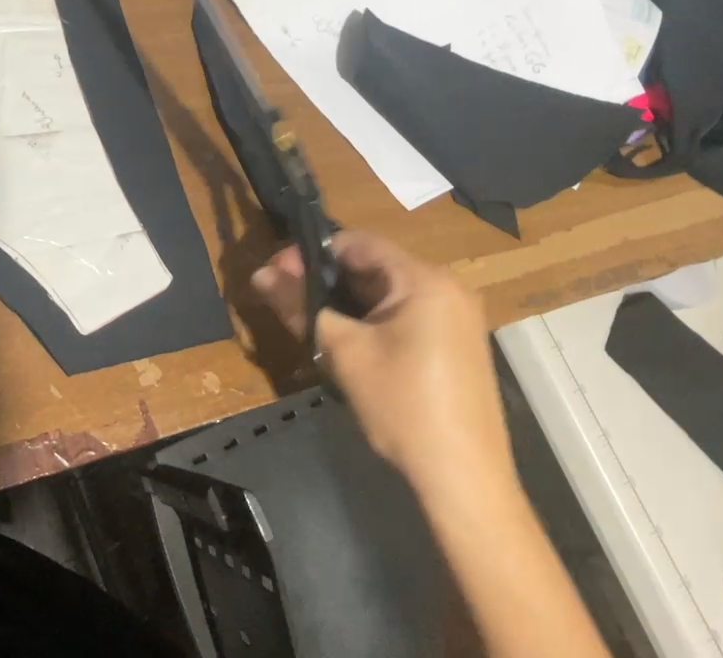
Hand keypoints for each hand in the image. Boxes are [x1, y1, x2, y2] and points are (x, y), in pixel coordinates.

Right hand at [251, 232, 514, 503]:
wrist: (463, 479)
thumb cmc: (402, 406)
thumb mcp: (342, 351)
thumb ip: (299, 305)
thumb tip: (259, 273)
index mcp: (425, 280)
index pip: (357, 243)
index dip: (310, 252)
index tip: (276, 273)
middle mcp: (448, 288)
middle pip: (372, 266)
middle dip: (325, 279)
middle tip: (285, 299)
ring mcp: (456, 318)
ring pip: (385, 293)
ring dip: (344, 302)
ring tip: (307, 322)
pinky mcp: (455, 344)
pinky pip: (404, 315)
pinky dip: (370, 320)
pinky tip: (344, 343)